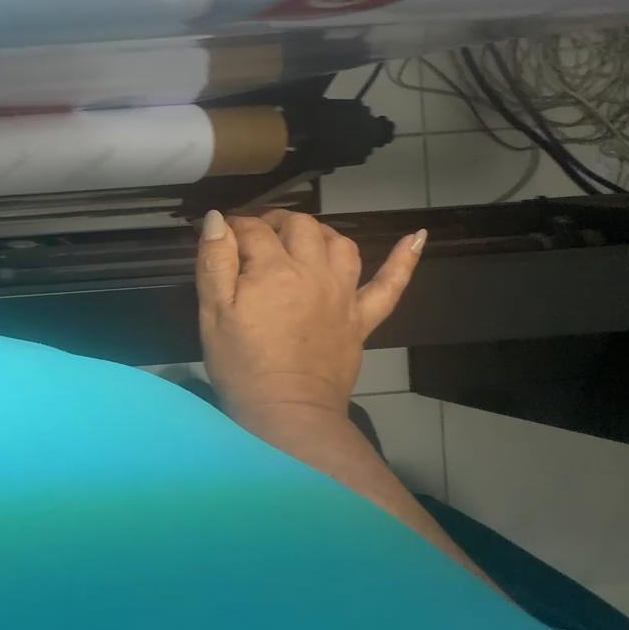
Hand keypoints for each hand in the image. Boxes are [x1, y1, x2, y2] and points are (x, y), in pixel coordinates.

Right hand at [195, 209, 422, 422]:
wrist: (286, 409)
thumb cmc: (240, 361)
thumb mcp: (212, 311)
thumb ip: (214, 262)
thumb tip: (218, 219)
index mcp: (274, 271)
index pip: (254, 230)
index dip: (233, 225)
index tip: (217, 233)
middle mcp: (314, 273)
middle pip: (300, 227)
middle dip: (273, 220)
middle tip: (251, 232)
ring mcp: (344, 294)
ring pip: (340, 244)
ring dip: (318, 231)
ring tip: (297, 237)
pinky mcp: (363, 318)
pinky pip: (392, 283)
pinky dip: (405, 258)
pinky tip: (416, 238)